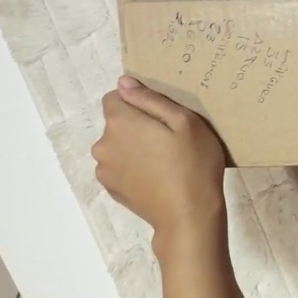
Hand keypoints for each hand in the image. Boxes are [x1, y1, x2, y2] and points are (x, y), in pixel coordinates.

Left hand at [92, 77, 228, 241]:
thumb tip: (124, 83)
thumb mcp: (186, 123)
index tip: (163, 117)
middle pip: (117, 123)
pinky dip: (134, 168)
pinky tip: (157, 178)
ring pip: (118, 147)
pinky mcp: (111, 188)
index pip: (115, 97)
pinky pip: (120, 167)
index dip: (139, 102)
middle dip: (137, 126)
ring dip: (134, 148)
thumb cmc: (194, 164)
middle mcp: (103, 143)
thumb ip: (151, 100)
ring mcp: (104, 168)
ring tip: (165, 162)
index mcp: (120, 122)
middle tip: (171, 140)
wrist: (188, 214)